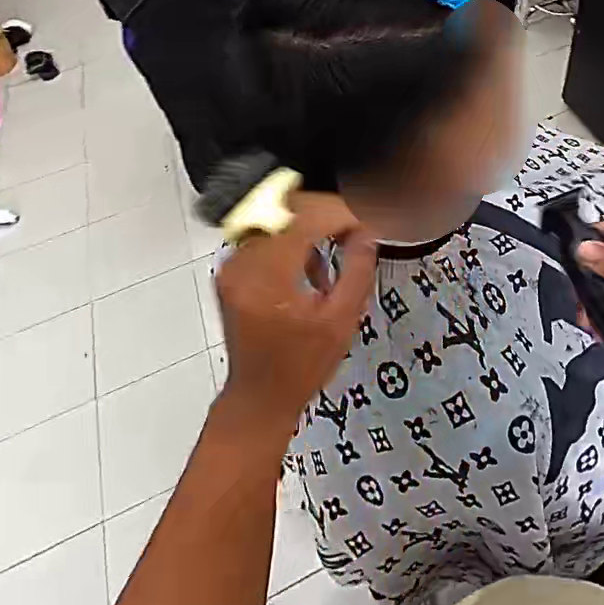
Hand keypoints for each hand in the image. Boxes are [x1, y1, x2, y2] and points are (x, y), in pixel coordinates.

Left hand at [212, 193, 376, 436]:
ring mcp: (233, 264)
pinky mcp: (233, 269)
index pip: (308, 218)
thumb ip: (358, 268)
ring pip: (278, 216)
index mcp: (268, 274)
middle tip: (359, 228)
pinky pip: (267, 233)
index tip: (370, 222)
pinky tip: (315, 264)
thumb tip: (368, 231)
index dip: (344, 213)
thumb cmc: (302, 364)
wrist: (260, 395)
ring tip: (342, 243)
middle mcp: (243, 261)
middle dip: (330, 212)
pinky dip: (295, 236)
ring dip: (313, 223)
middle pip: (289, 209)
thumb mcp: (343, 319)